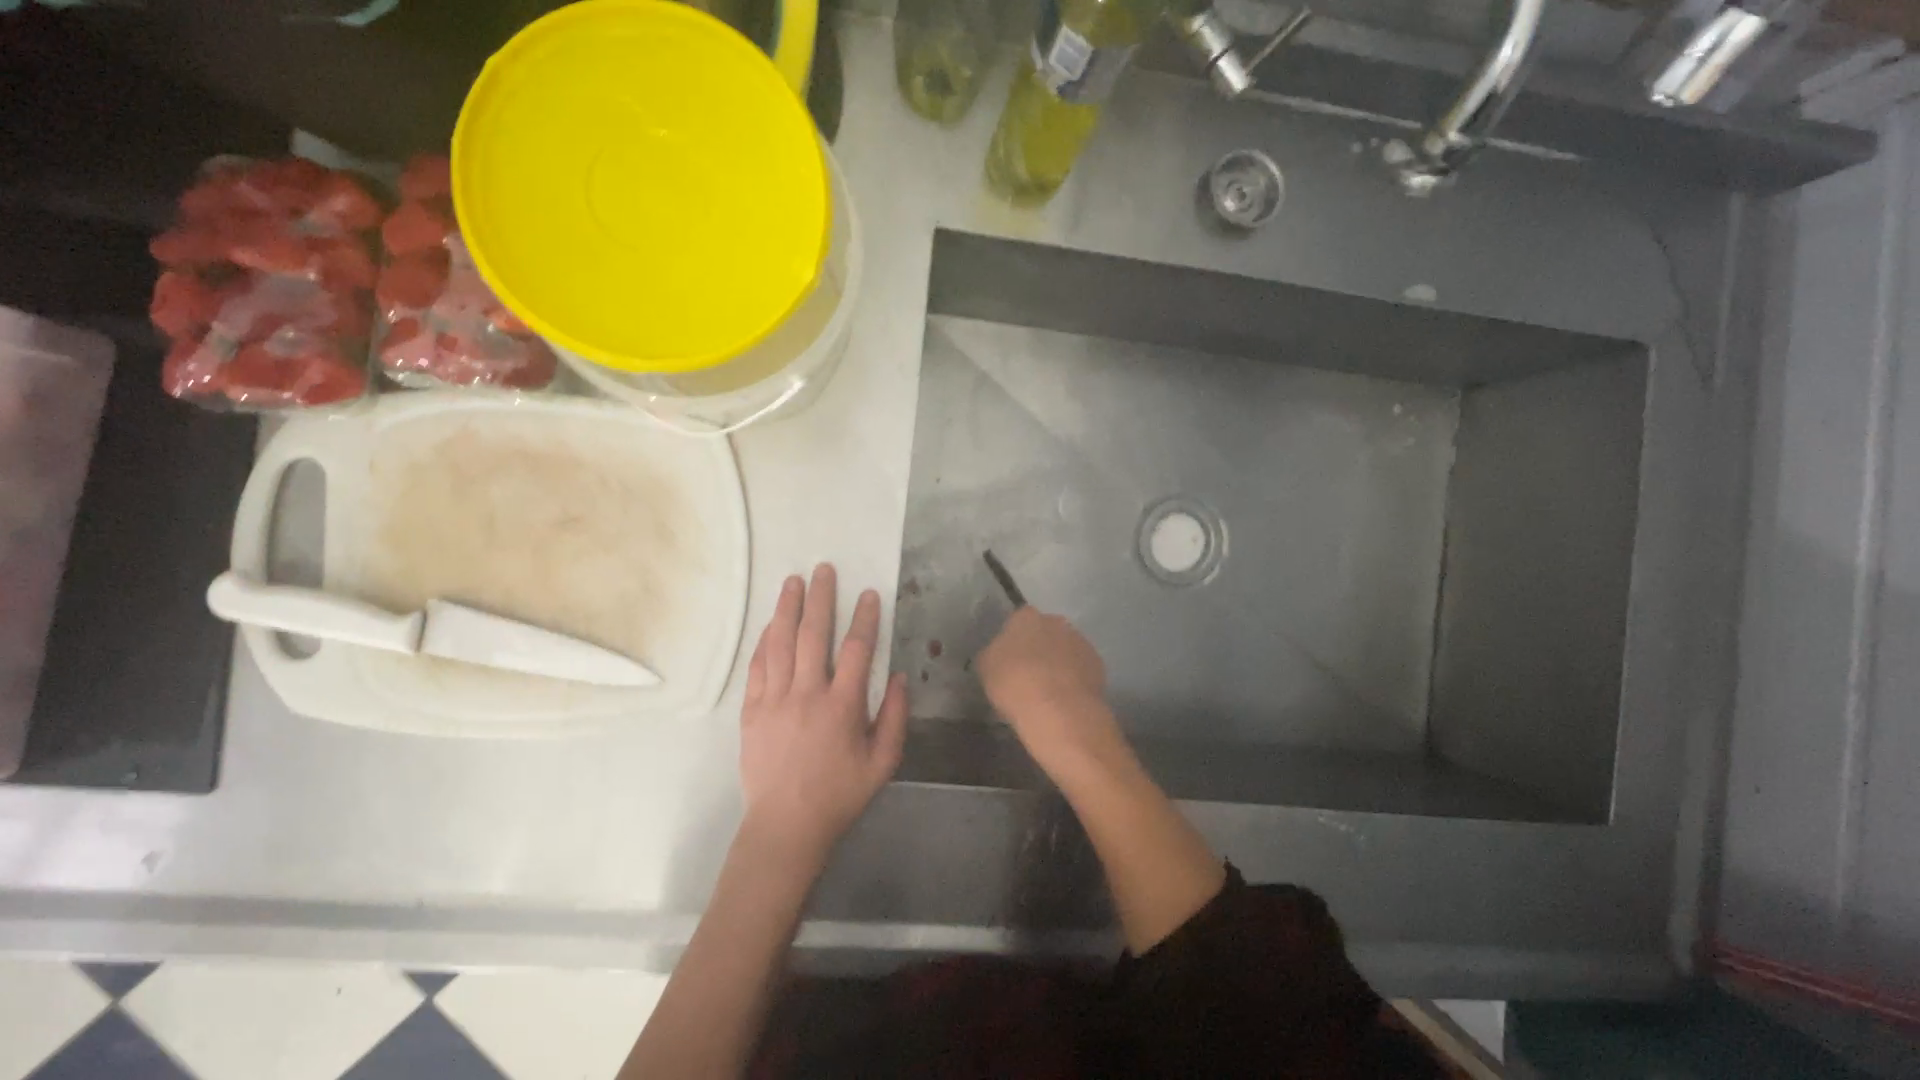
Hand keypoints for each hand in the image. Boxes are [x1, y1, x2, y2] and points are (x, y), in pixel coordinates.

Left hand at [740, 564, 907, 862]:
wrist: (786, 824)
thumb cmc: (840, 795)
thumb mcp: (883, 762)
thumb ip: (894, 717)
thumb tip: (898, 678)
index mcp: (843, 706)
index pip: (857, 650)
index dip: (865, 618)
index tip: (869, 594)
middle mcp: (807, 694)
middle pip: (814, 635)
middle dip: (821, 599)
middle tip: (824, 569)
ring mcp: (775, 700)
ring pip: (781, 643)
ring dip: (787, 609)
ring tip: (793, 581)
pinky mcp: (752, 710)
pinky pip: (758, 666)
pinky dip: (765, 641)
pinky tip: (771, 624)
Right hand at [977, 607, 1114, 763]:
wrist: (1059, 710)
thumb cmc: (1014, 684)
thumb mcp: (986, 667)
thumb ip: (993, 652)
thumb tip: (999, 652)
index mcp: (1026, 617)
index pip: (1018, 620)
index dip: (1013, 640)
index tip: (1009, 659)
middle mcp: (1056, 622)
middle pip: (1045, 631)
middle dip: (1039, 647)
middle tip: (1029, 674)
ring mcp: (1081, 641)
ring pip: (1066, 649)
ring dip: (1059, 662)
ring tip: (1049, 690)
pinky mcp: (1098, 664)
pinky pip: (1081, 668)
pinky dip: (1074, 678)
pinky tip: (1066, 698)